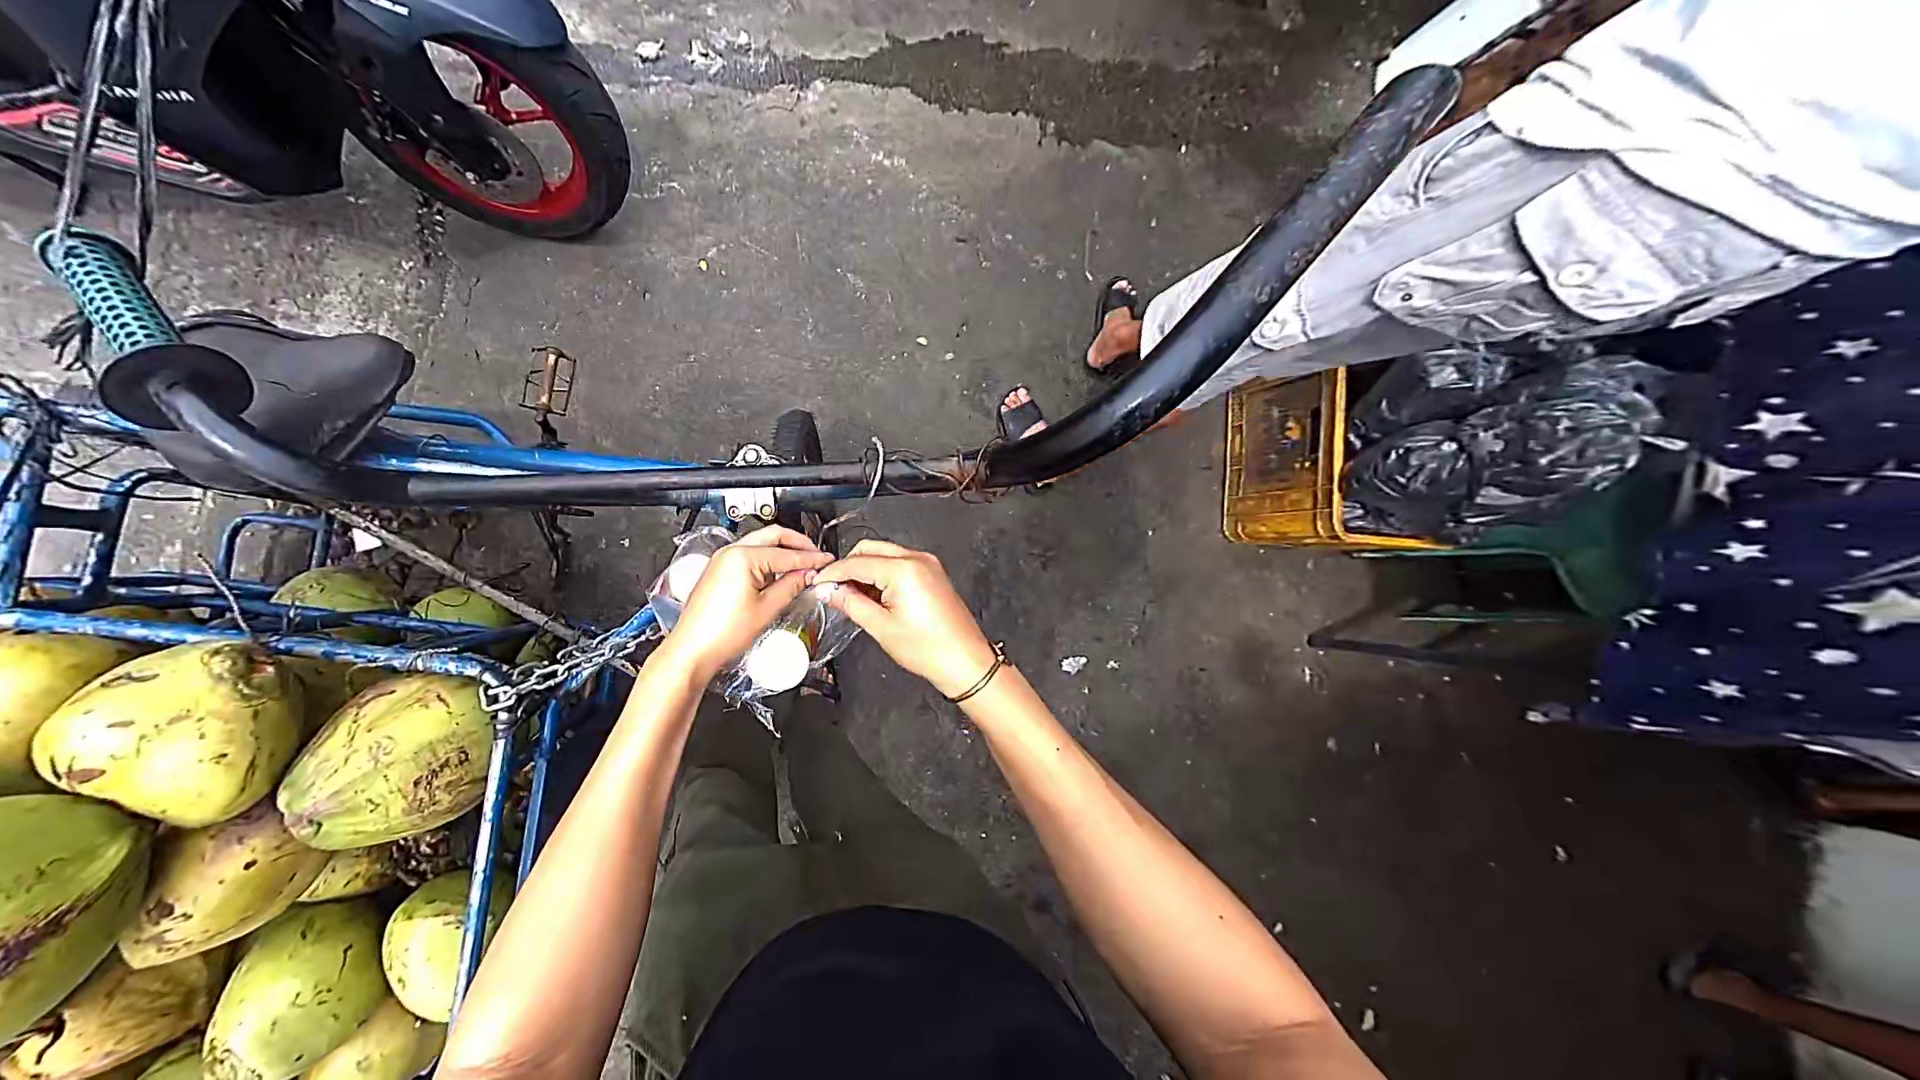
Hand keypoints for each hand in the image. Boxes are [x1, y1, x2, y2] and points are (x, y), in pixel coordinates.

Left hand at [654, 526, 834, 681]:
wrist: (693, 650)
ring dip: (783, 551)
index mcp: (742, 557)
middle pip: (773, 536)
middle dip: (798, 544)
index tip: (825, 561)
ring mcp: (722, 560)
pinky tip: (780, 573)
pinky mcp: (719, 570)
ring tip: (801, 566)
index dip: (811, 559)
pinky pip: (749, 555)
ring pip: (761, 543)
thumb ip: (792, 586)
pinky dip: (768, 560)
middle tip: (816, 556)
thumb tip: (807, 575)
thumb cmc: (721, 633)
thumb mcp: (768, 608)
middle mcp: (730, 552)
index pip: (787, 554)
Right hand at [814, 540, 998, 698]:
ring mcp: (927, 565)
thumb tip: (829, 591)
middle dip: (848, 567)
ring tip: (852, 597)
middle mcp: (917, 559)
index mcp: (904, 569)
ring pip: (884, 554)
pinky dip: (882, 574)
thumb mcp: (881, 627)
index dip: (832, 573)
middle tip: (832, 590)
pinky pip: (899, 563)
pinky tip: (873, 596)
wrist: (965, 661)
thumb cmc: (931, 648)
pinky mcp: (932, 573)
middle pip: (869, 550)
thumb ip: (851, 603)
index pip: (856, 562)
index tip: (817, 583)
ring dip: (865, 570)